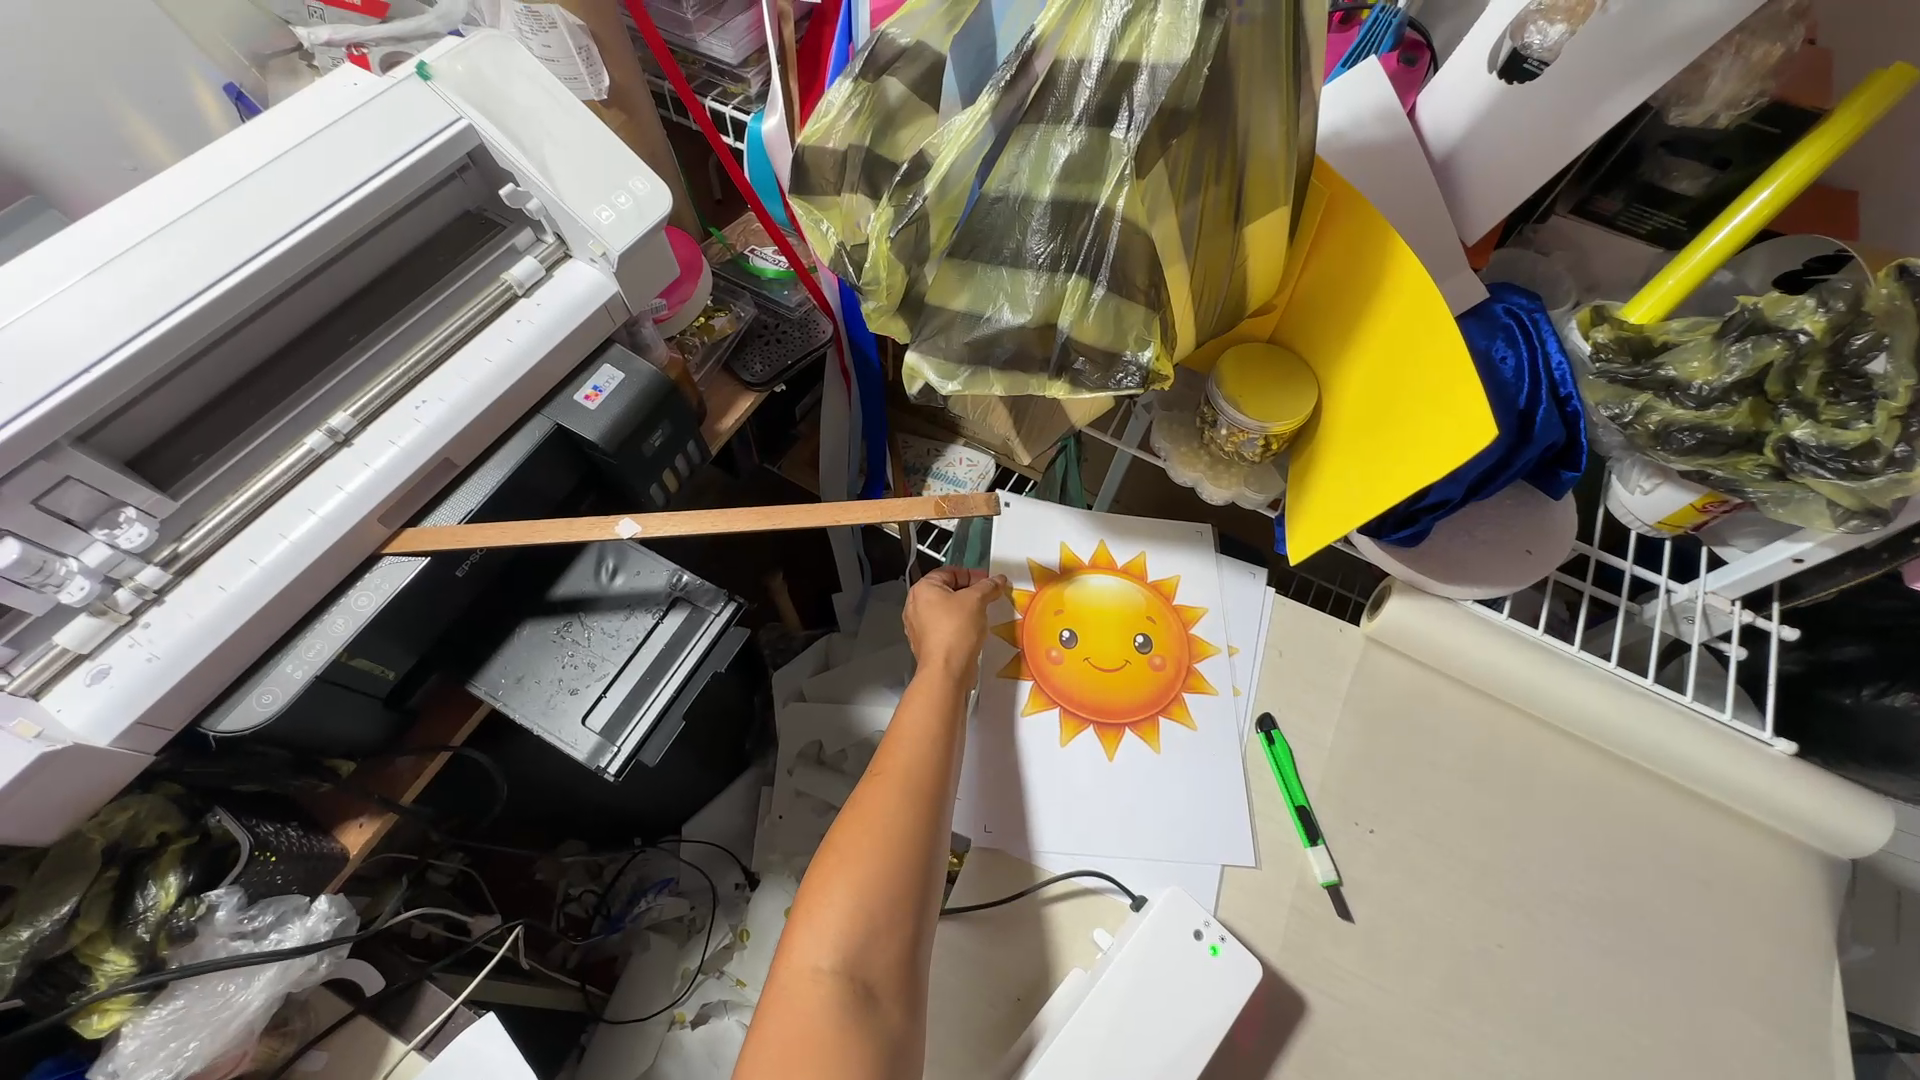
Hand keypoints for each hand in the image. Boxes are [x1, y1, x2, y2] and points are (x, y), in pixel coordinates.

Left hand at [903, 568, 1008, 679]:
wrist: (947, 670)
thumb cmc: (956, 630)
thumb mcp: (977, 600)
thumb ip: (988, 586)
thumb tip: (997, 580)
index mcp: (922, 588)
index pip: (950, 572)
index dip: (972, 574)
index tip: (988, 581)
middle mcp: (915, 605)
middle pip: (946, 591)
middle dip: (969, 592)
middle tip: (988, 596)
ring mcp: (918, 626)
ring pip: (945, 610)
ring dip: (964, 610)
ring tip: (982, 614)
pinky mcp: (925, 643)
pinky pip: (944, 628)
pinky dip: (958, 626)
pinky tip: (972, 631)